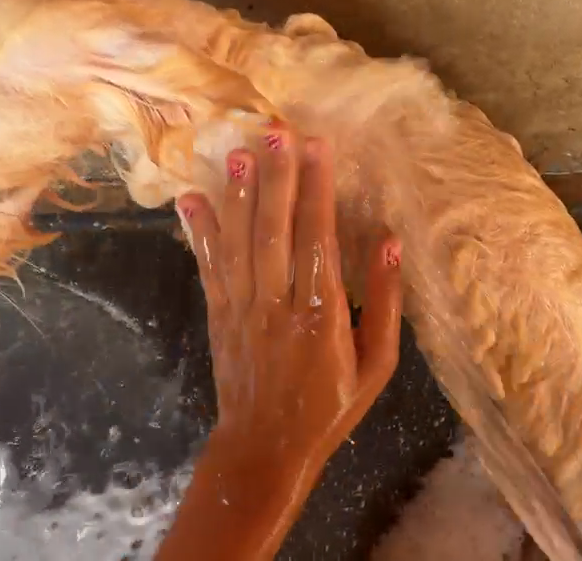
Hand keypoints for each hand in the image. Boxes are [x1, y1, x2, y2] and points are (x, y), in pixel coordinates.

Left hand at [159, 130, 403, 560]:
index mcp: (322, 312)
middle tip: (274, 130)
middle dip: (277, 176)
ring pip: (240, 242)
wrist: (264, 451)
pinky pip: (209, 267)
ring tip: (238, 150)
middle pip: (275, 229)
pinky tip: (190, 198)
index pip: (319, 236)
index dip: (317, 188)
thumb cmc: (331, 404)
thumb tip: (391, 243)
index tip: (317, 145)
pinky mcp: (219, 315)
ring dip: (239, 193)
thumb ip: (387, 302)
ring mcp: (243, 308)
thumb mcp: (378, 363)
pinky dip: (199, 231)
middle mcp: (278, 302)